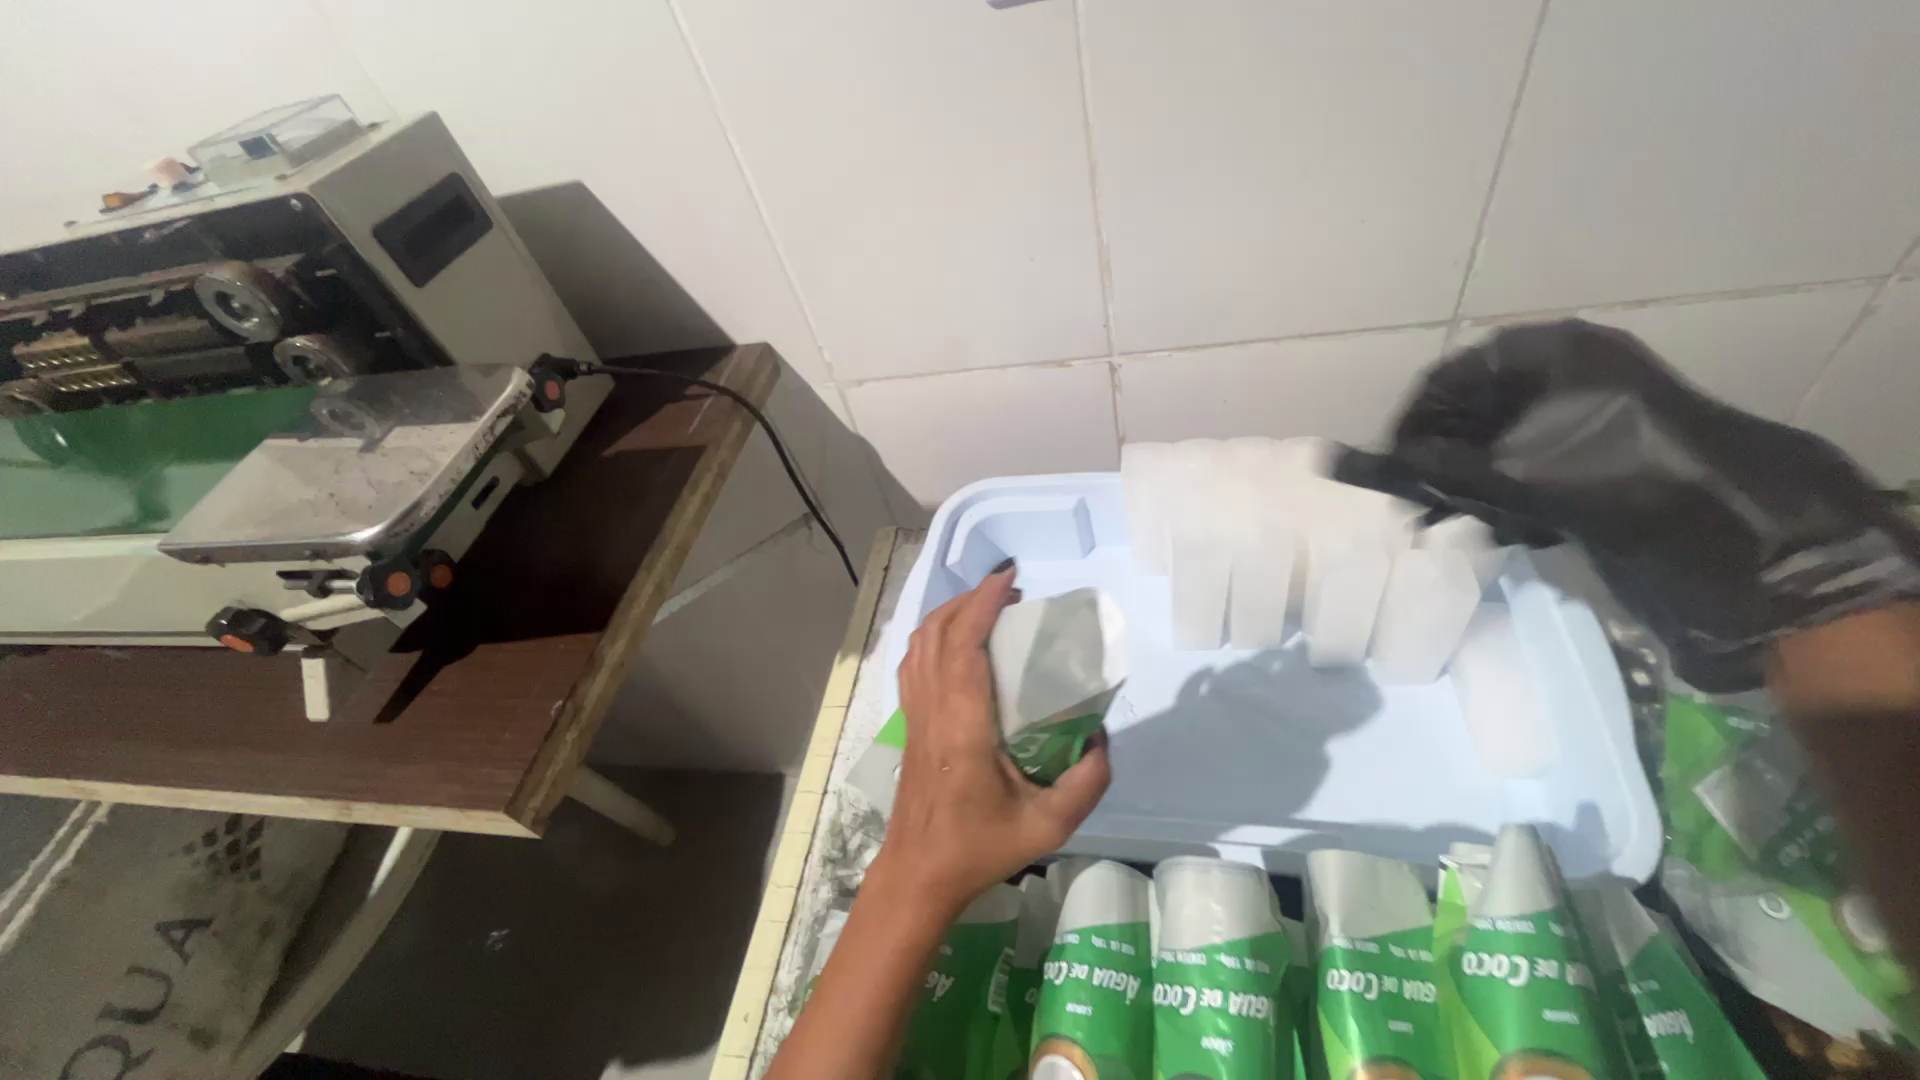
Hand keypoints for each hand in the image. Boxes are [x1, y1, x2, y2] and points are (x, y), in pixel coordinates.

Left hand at [873, 562, 1110, 916]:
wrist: (919, 873)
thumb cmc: (980, 848)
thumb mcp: (1049, 825)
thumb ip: (1088, 782)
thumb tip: (1101, 737)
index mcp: (963, 724)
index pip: (964, 644)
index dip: (983, 603)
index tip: (1010, 579)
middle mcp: (933, 708)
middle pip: (937, 632)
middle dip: (970, 600)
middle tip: (1010, 594)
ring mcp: (914, 714)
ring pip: (919, 644)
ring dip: (950, 615)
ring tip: (986, 610)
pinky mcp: (909, 723)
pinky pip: (914, 663)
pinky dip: (933, 637)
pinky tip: (958, 645)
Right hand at [1363, 319, 1919, 690]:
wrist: (1743, 529)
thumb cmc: (1618, 481)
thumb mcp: (1509, 472)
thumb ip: (1424, 466)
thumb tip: (1338, 460)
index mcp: (1548, 352)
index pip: (1447, 378)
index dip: (1409, 425)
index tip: (1389, 472)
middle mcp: (1570, 366)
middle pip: (1474, 407)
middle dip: (1439, 456)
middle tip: (1417, 501)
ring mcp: (1596, 405)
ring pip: (1504, 436)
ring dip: (1471, 479)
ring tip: (1451, 519)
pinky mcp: (1612, 445)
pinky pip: (1539, 459)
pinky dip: (1511, 490)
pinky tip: (1500, 524)